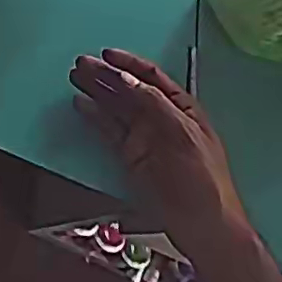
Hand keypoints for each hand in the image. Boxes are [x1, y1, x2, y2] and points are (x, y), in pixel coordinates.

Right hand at [70, 50, 247, 250]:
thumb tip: (124, 78)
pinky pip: (110, 131)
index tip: (106, 54)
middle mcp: (160, 117)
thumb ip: (153, 103)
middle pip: (129, 89)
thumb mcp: (183, 133)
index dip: (129, 64)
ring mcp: (145, 137)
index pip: (151, 77)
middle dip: (106, 75)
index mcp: (180, 107)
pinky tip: (81, 104)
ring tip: (75, 76)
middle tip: (81, 63)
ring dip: (97, 91)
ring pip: (116, 107)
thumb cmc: (202, 177)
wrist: (205, 228)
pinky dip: (95, 116)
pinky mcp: (131, 157)